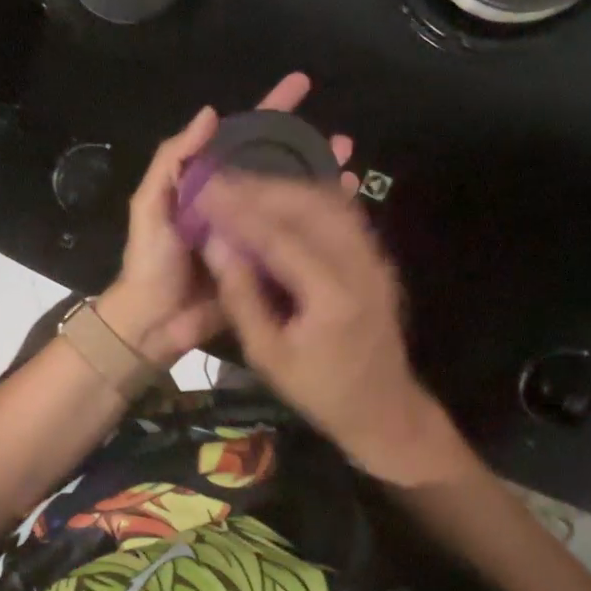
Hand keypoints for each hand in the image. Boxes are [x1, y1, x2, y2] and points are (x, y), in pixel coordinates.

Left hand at [97, 73, 356, 366]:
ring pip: (292, 195)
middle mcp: (235, 202)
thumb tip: (211, 113)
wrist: (155, 322)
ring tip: (348, 158)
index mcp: (207, 184)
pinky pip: (297, 233)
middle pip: (275, 163)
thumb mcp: (151, 206)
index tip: (301, 85)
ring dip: (319, 175)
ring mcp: (254, 231)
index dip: (269, 111)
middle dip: (306, 144)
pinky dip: (320, 217)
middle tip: (340, 134)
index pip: (241, 137)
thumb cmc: (150, 261)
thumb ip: (173, 161)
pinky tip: (345, 202)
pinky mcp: (268, 261)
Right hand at [195, 175, 476, 485]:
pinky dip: (307, 199)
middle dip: (261, 188)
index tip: (205, 190)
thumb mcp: (268, 355)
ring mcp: (375, 258)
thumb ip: (241, 296)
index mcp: (333, 296)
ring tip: (244, 186)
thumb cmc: (320, 391)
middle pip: (309, 206)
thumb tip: (215, 243)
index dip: (239, 210)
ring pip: (329, 202)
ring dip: (284, 188)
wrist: (385, 409)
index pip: (279, 237)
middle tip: (221, 181)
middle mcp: (361, 266)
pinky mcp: (376, 258)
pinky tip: (279, 199)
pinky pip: (341, 213)